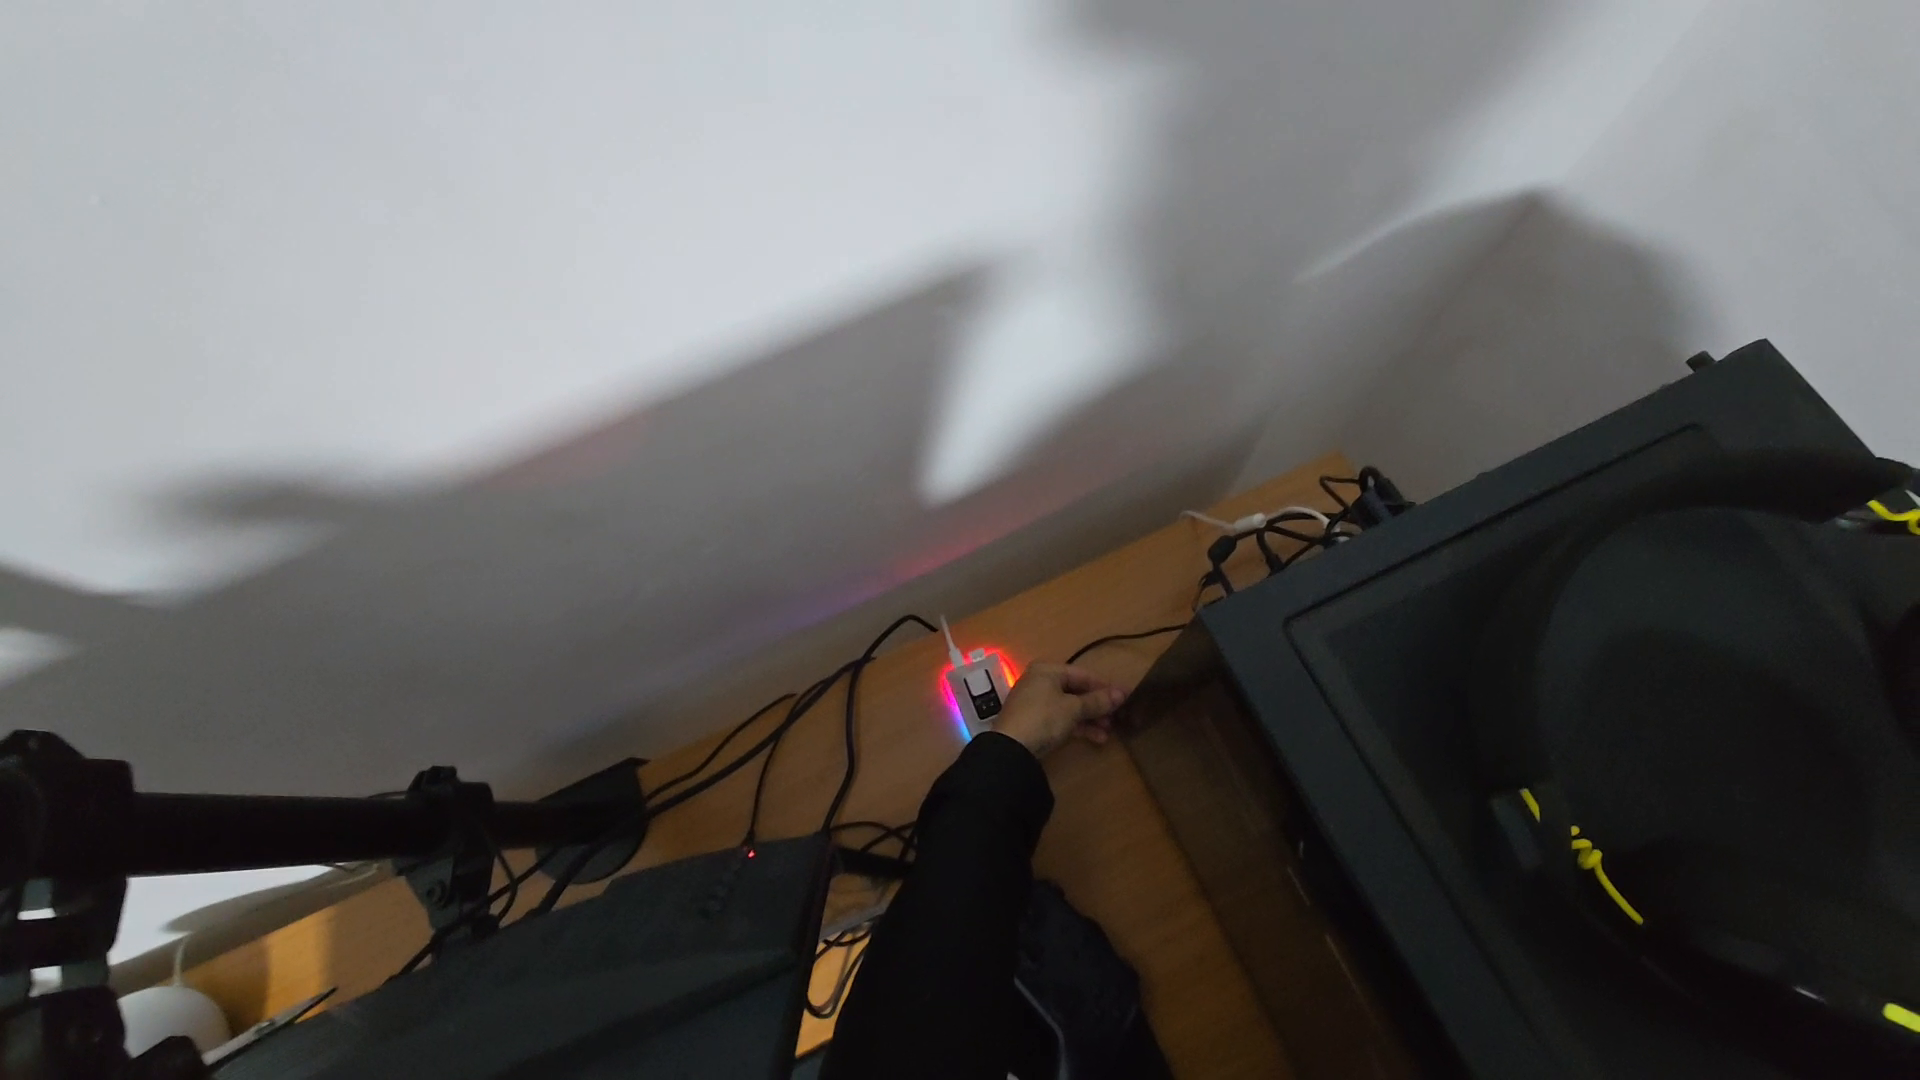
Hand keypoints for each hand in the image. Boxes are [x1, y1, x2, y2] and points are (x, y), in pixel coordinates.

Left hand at [990, 662, 1127, 759]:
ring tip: (1109, 731)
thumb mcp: (1073, 708)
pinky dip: (1079, 727)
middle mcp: (1040, 682)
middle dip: (1098, 705)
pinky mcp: (1036, 723)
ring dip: (1091, 718)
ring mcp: (1037, 703)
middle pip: (1076, 691)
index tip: (1126, 696)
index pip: (1082, 674)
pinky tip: (1097, 738)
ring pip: (1070, 707)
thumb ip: (1097, 701)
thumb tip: (1122, 693)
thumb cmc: (1043, 717)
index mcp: (1047, 671)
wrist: (1011, 748)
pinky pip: (1062, 720)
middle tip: (1118, 716)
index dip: (1104, 686)